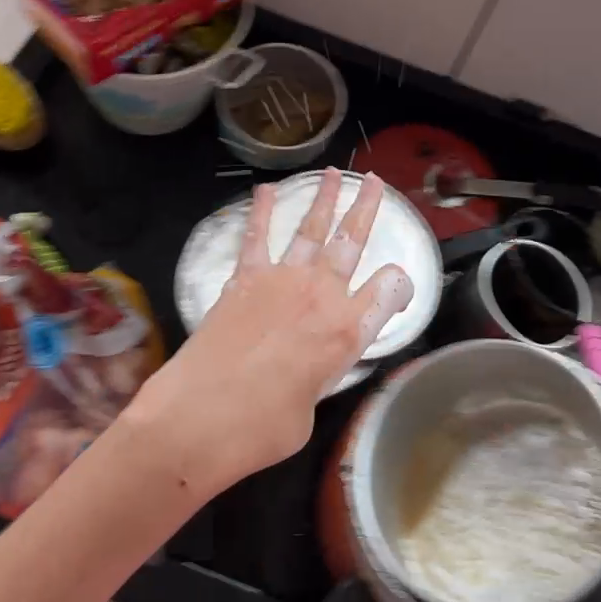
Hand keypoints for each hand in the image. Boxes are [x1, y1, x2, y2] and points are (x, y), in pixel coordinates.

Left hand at [124, 169, 414, 493]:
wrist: (200, 416)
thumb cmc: (262, 429)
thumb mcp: (309, 411)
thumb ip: (316, 376)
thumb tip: (304, 364)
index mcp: (348, 332)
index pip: (390, 291)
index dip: (400, 285)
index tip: (398, 285)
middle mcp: (322, 295)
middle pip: (352, 241)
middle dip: (366, 209)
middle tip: (374, 182)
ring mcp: (282, 280)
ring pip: (311, 229)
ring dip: (323, 198)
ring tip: (333, 173)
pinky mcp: (244, 279)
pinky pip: (257, 237)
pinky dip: (261, 212)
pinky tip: (265, 191)